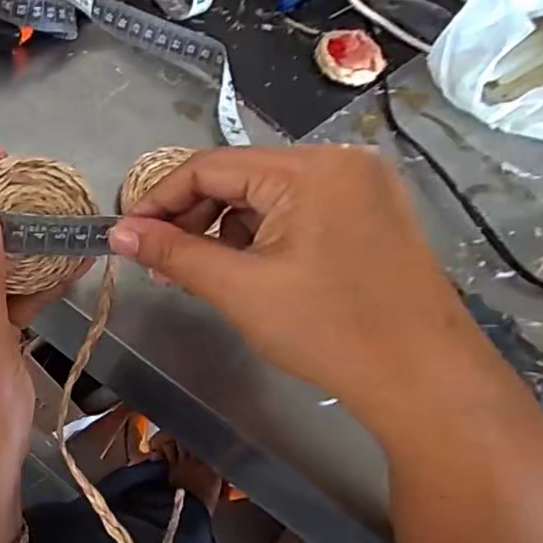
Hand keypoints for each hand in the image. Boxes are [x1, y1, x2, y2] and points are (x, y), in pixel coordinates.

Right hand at [109, 145, 514, 428]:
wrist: (424, 380)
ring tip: (205, 275)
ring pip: (267, 196)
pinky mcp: (371, 213)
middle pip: (239, 176)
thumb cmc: (328, 331)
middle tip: (161, 263)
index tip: (127, 235)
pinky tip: (251, 272)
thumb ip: (174, 253)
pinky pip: (298, 210)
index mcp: (309, 169)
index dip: (159, 200)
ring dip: (226, 230)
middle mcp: (339, 161)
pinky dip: (264, 236)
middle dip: (193, 219)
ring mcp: (362, 186)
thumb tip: (118, 233)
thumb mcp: (239, 289)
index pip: (209, 166)